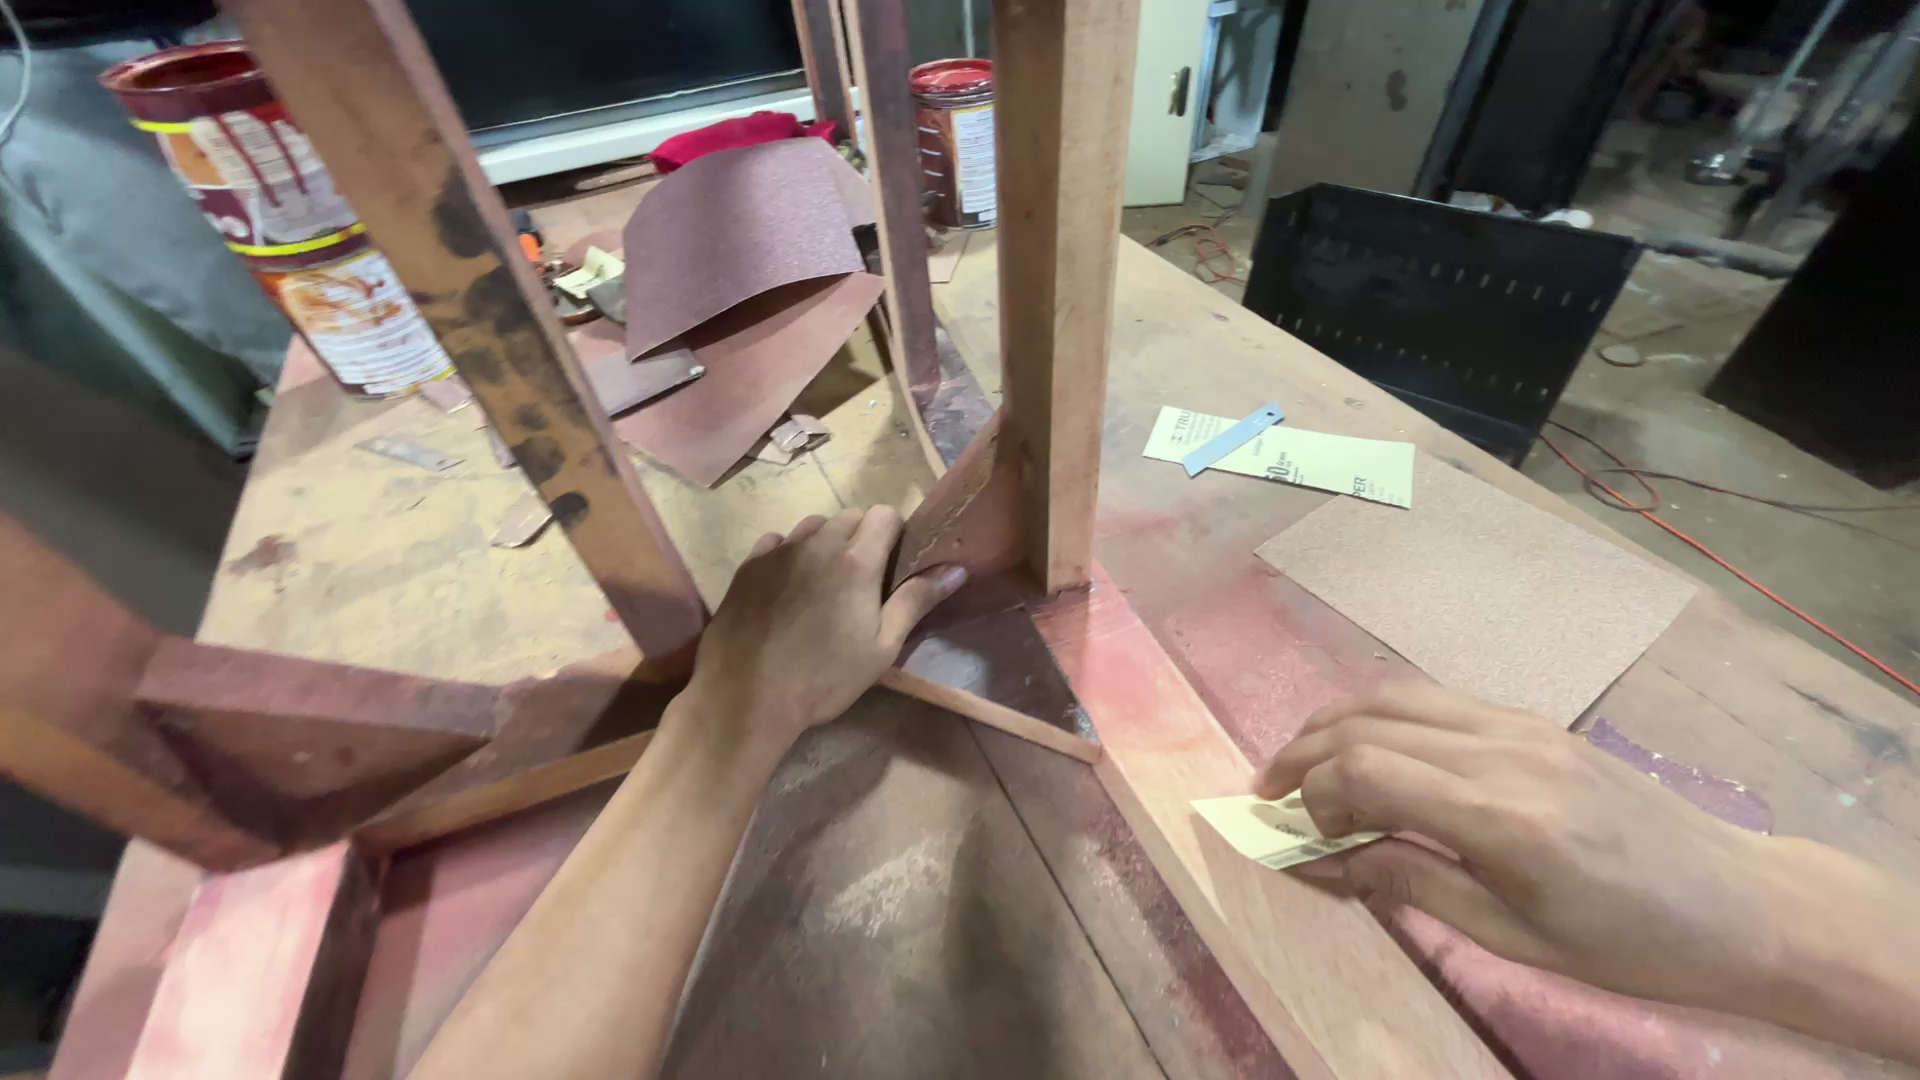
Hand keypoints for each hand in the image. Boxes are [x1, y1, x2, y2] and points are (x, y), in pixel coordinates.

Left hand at [679, 506, 965, 754]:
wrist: (746, 696)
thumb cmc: (824, 678)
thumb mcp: (882, 647)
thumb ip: (916, 601)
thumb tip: (956, 569)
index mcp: (857, 561)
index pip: (885, 514)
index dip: (895, 532)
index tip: (894, 562)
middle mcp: (818, 543)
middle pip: (850, 516)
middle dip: (862, 535)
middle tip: (862, 578)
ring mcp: (779, 551)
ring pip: (813, 526)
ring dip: (826, 541)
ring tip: (824, 580)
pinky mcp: (749, 565)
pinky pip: (778, 541)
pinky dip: (790, 552)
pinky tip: (789, 585)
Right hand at [1252, 682, 1798, 1016]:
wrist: (1746, 902)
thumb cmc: (1631, 942)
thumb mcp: (1515, 938)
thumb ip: (1409, 884)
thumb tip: (1325, 858)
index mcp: (1503, 819)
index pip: (1367, 773)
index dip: (1316, 795)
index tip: (1301, 830)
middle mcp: (1500, 753)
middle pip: (1363, 725)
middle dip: (1301, 754)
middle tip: (1270, 791)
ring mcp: (1512, 724)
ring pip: (1386, 697)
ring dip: (1327, 723)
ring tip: (1300, 758)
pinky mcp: (1523, 716)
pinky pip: (1424, 697)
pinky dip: (1371, 713)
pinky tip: (1359, 742)